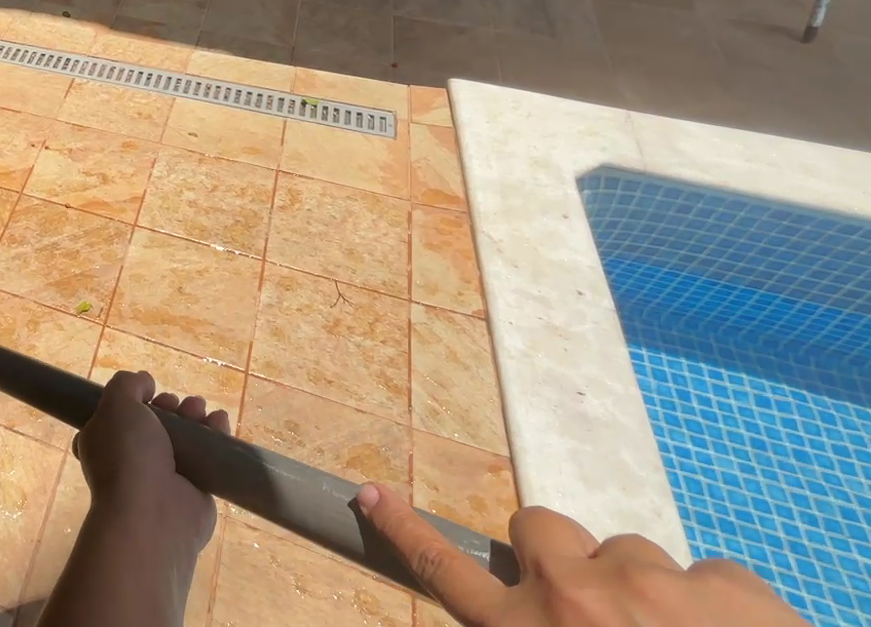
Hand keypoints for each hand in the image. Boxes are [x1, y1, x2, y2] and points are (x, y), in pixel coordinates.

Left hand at [39, 372, 234, 626]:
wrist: (152, 514)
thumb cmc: (127, 454)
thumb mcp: (117, 404)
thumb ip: (127, 384)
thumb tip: (144, 381)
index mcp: (101, 441)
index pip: (118, 416)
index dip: (137, 400)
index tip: (151, 392)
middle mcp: (129, 459)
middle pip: (154, 423)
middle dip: (170, 406)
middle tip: (180, 403)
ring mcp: (162, 476)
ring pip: (181, 437)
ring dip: (194, 417)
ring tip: (201, 409)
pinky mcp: (194, 490)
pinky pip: (206, 457)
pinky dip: (215, 436)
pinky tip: (221, 422)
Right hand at [356, 483, 810, 625]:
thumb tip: (520, 610)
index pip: (442, 568)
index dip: (401, 527)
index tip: (369, 493)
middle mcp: (572, 598)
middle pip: (539, 526)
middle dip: (566, 555)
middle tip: (605, 610)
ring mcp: (652, 586)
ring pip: (634, 553)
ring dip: (654, 592)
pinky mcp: (734, 591)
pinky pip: (717, 575)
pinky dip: (730, 608)